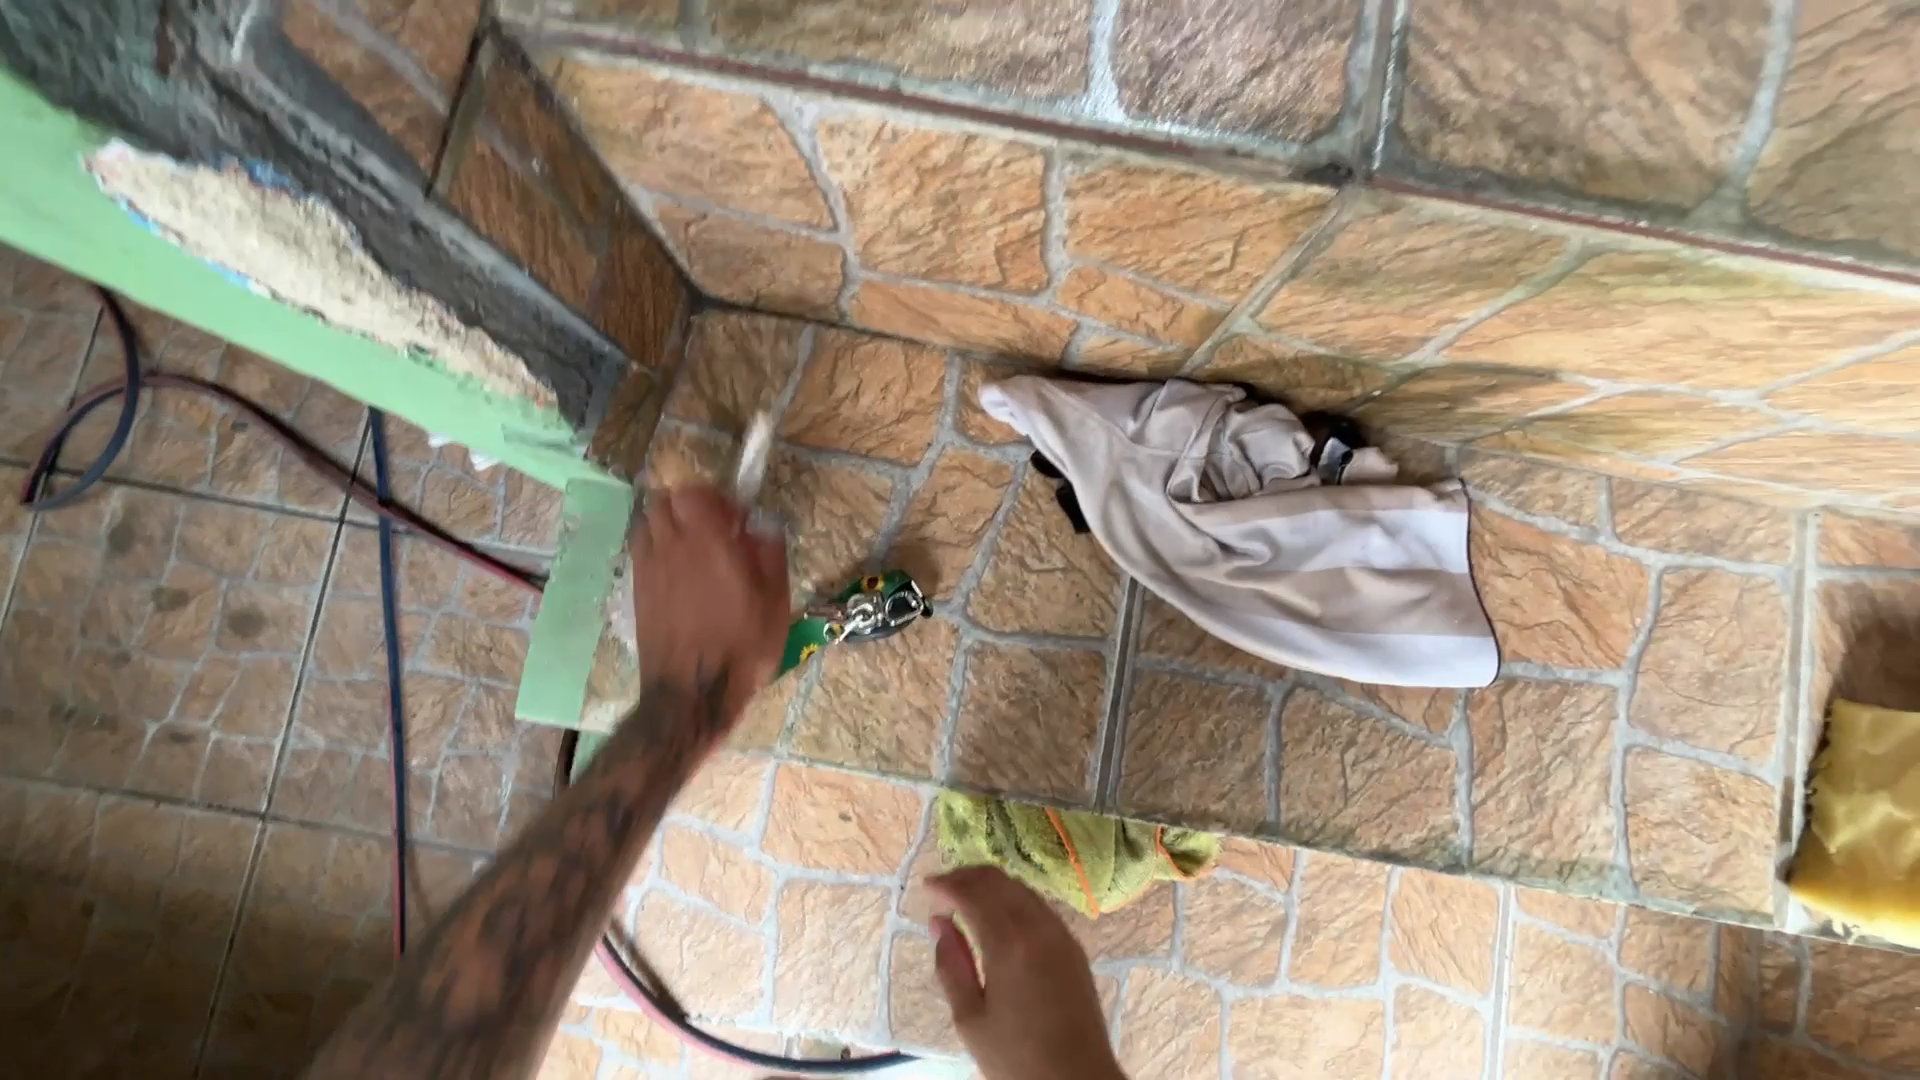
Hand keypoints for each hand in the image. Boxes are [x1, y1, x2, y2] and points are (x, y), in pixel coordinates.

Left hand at [629, 484, 789, 724]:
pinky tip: (678, 573)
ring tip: (692, 547)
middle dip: (688, 505)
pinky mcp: (636, 590)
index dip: (714, 497)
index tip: (734, 517)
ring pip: (648, 523)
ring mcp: (648, 568)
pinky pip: (642, 551)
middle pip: (663, 501)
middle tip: (713, 528)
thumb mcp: (775, 602)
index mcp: (708, 542)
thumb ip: (770, 554)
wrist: (693, 693)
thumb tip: (763, 527)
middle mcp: (671, 546)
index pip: (692, 492)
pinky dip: (658, 548)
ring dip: (669, 524)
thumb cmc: (743, 647)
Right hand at [928, 867, 1126, 1079]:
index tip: (926, 886)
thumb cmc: (1017, 1059)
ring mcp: (1060, 932)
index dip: (947, 884)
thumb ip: (951, 965)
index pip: (973, 893)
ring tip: (966, 897)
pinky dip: (1012, 897)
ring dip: (990, 884)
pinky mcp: (1073, 944)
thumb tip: (938, 923)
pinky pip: (1038, 904)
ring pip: (1020, 887)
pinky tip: (999, 914)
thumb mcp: (970, 1019)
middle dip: (966, 876)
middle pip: (998, 880)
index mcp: (1009, 943)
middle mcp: (1037, 926)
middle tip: (943, 887)